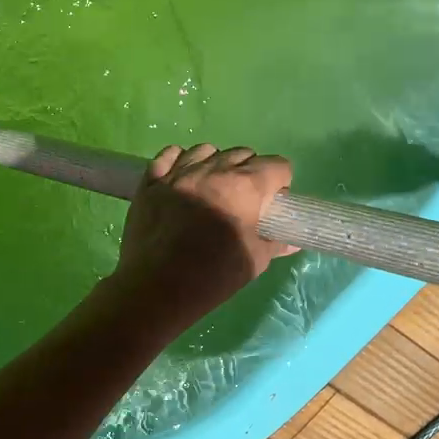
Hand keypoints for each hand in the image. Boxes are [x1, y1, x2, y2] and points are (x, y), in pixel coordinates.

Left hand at [108, 144, 295, 318]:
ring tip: (212, 186)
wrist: (156, 288)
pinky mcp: (148, 186)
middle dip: (248, 172)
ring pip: (203, 151)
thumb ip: (273, 242)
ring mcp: (176, 176)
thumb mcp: (254, 260)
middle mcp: (211, 172)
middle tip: (242, 198)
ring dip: (214, 163)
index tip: (271, 202)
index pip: (275, 165)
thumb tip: (290, 241)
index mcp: (244, 187)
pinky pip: (165, 157)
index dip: (279, 183)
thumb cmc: (212, 276)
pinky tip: (181, 175)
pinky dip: (177, 160)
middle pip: (240, 155)